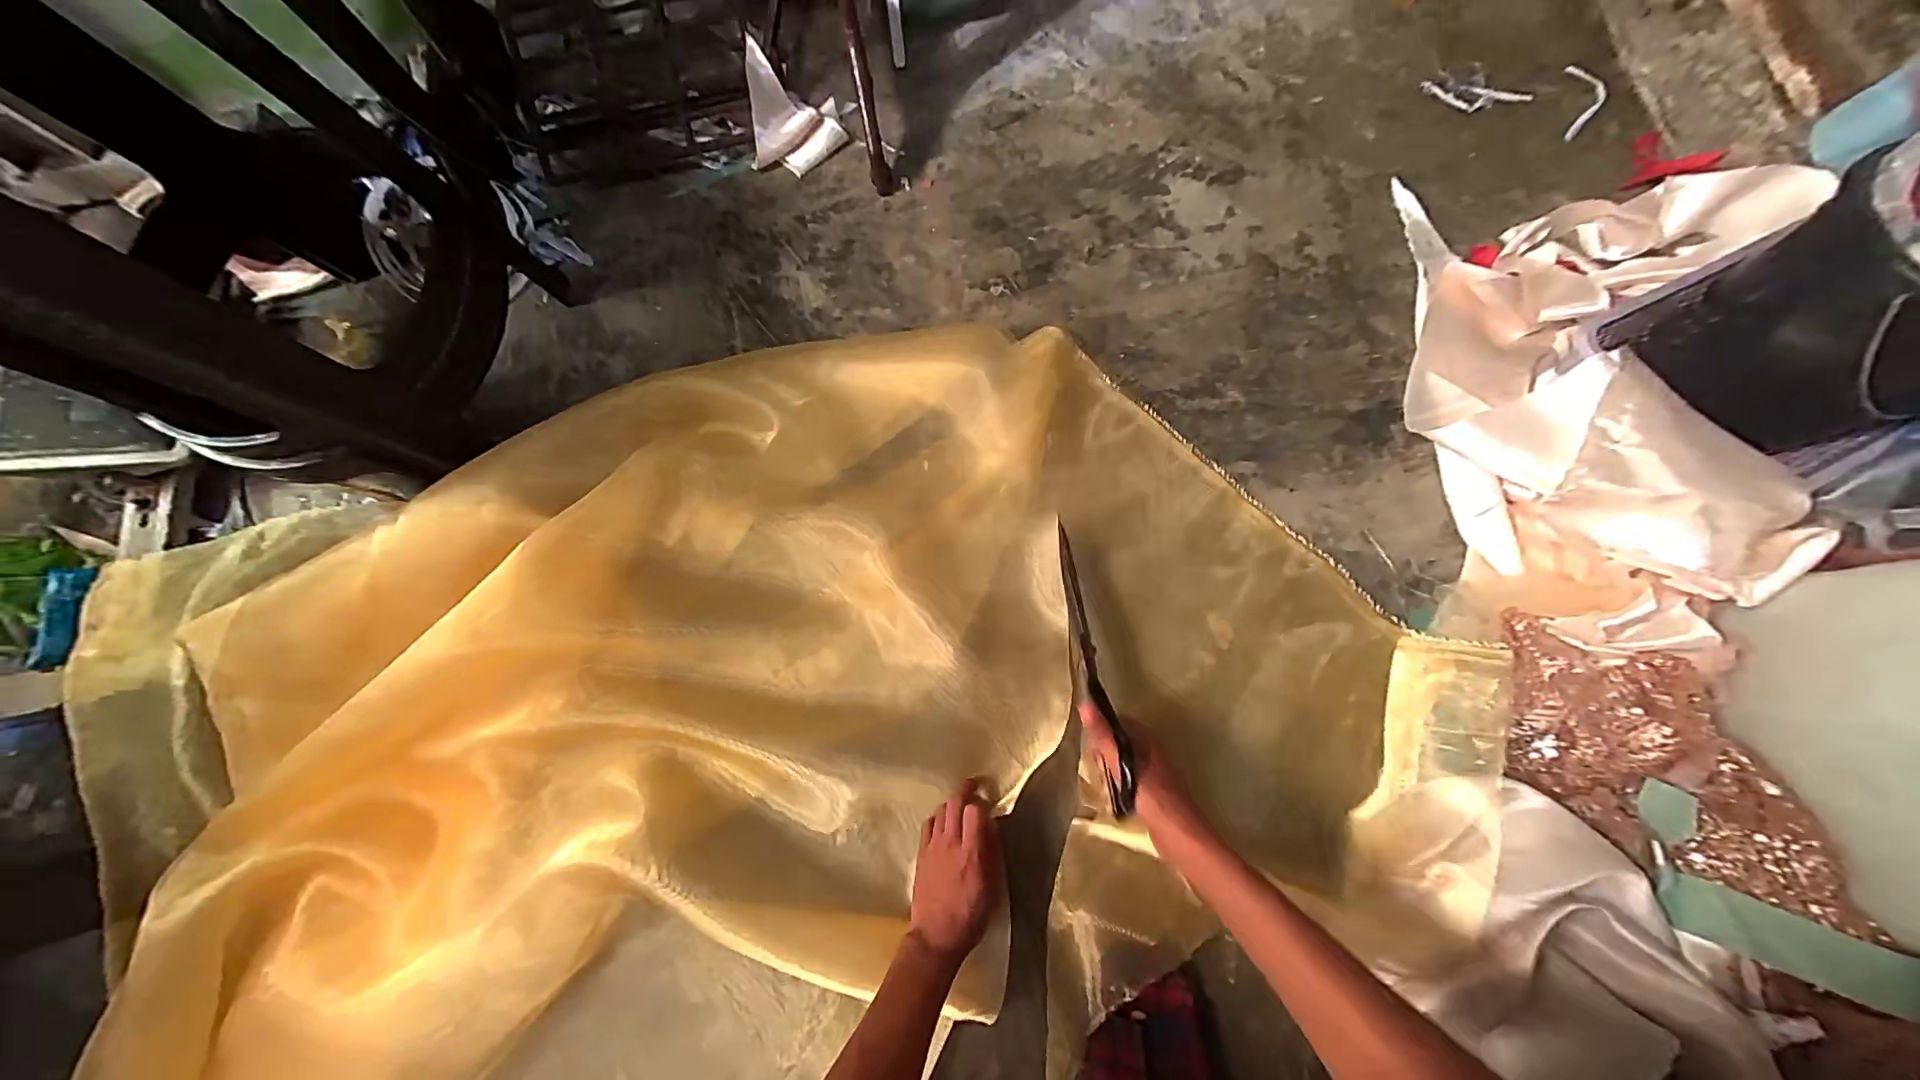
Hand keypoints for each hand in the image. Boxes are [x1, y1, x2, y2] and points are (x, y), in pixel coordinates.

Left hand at [907, 779, 999, 963]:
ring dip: (951, 803)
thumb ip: (992, 853)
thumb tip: (992, 827)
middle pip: (954, 803)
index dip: (982, 801)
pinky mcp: (921, 854)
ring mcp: (932, 847)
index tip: (989, 800)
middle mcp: (950, 843)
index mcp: (971, 852)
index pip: (974, 811)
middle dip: (965, 790)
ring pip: (940, 811)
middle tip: (974, 786)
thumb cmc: (971, 916)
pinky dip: (937, 817)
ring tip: (959, 805)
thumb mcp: (992, 888)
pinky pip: (928, 824)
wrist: (936, 936)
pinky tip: (943, 824)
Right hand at [1078, 703, 1201, 832]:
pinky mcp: (1154, 792)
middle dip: (1105, 749)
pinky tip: (1111, 795)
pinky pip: (1129, 779)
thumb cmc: (1148, 792)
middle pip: (1121, 741)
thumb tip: (1085, 703)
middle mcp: (1152, 751)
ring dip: (1111, 768)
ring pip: (1125, 761)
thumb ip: (1102, 735)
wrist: (1176, 832)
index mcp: (1147, 738)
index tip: (1087, 738)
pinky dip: (1118, 783)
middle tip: (1093, 762)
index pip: (1119, 721)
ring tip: (1100, 779)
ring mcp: (1155, 772)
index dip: (1102, 726)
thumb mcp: (1119, 761)